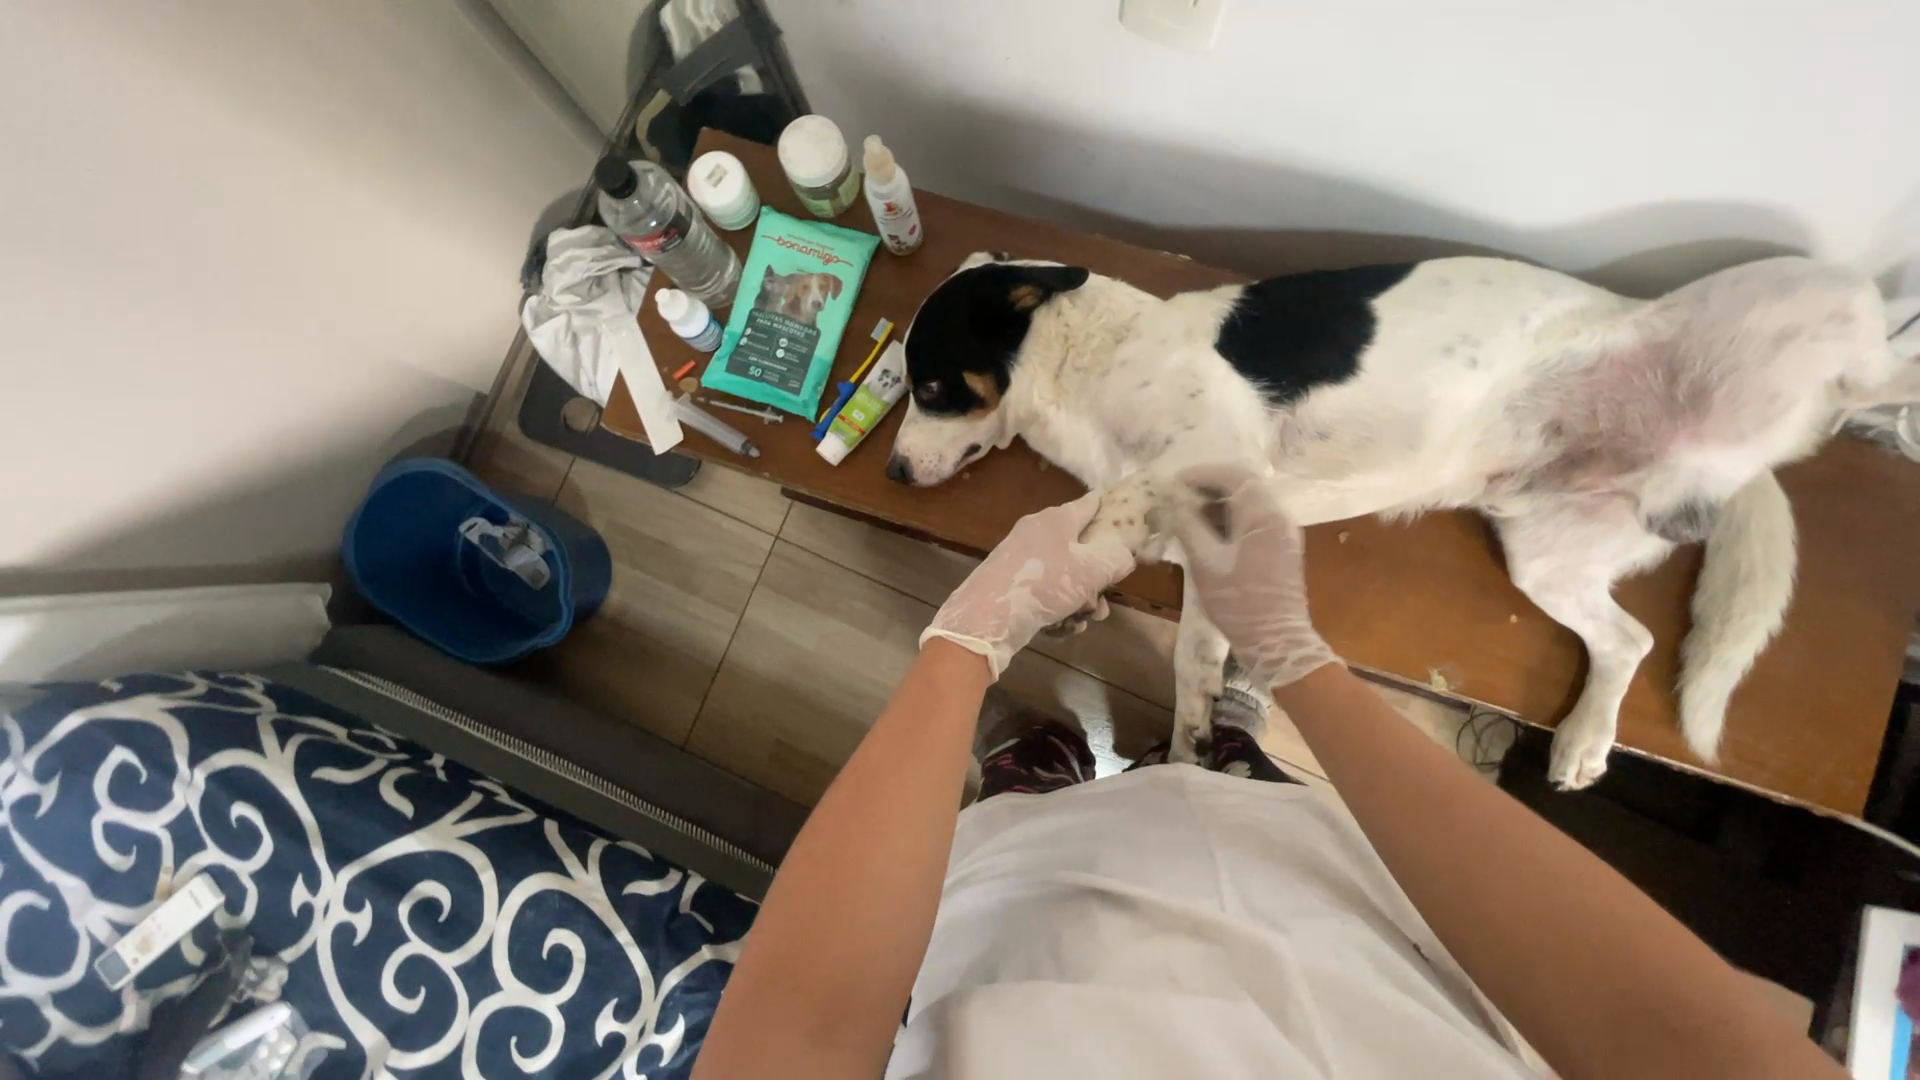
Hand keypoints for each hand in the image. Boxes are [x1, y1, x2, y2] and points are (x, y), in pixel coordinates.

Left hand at [920, 492, 1137, 677]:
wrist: (987, 618)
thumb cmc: (1044, 584)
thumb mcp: (1091, 571)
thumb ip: (1116, 559)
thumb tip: (1124, 555)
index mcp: (1056, 519)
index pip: (1090, 504)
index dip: (1111, 511)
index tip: (1128, 521)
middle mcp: (1037, 533)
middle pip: (1079, 549)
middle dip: (1096, 579)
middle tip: (1102, 603)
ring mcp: (1021, 559)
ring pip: (1064, 576)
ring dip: (1079, 600)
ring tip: (1083, 620)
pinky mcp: (1010, 584)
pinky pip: (1045, 593)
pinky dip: (1057, 609)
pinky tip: (1062, 628)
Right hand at [1170, 464, 1340, 689]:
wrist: (1275, 641)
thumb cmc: (1239, 603)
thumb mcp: (1205, 563)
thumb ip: (1188, 525)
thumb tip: (1172, 499)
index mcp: (1264, 517)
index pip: (1235, 476)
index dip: (1202, 473)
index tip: (1174, 483)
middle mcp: (1279, 517)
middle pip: (1244, 485)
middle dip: (1208, 485)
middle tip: (1178, 496)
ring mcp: (1282, 532)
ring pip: (1248, 501)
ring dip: (1217, 501)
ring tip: (1187, 513)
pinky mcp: (1279, 546)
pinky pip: (1253, 519)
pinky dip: (1228, 517)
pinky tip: (1206, 531)